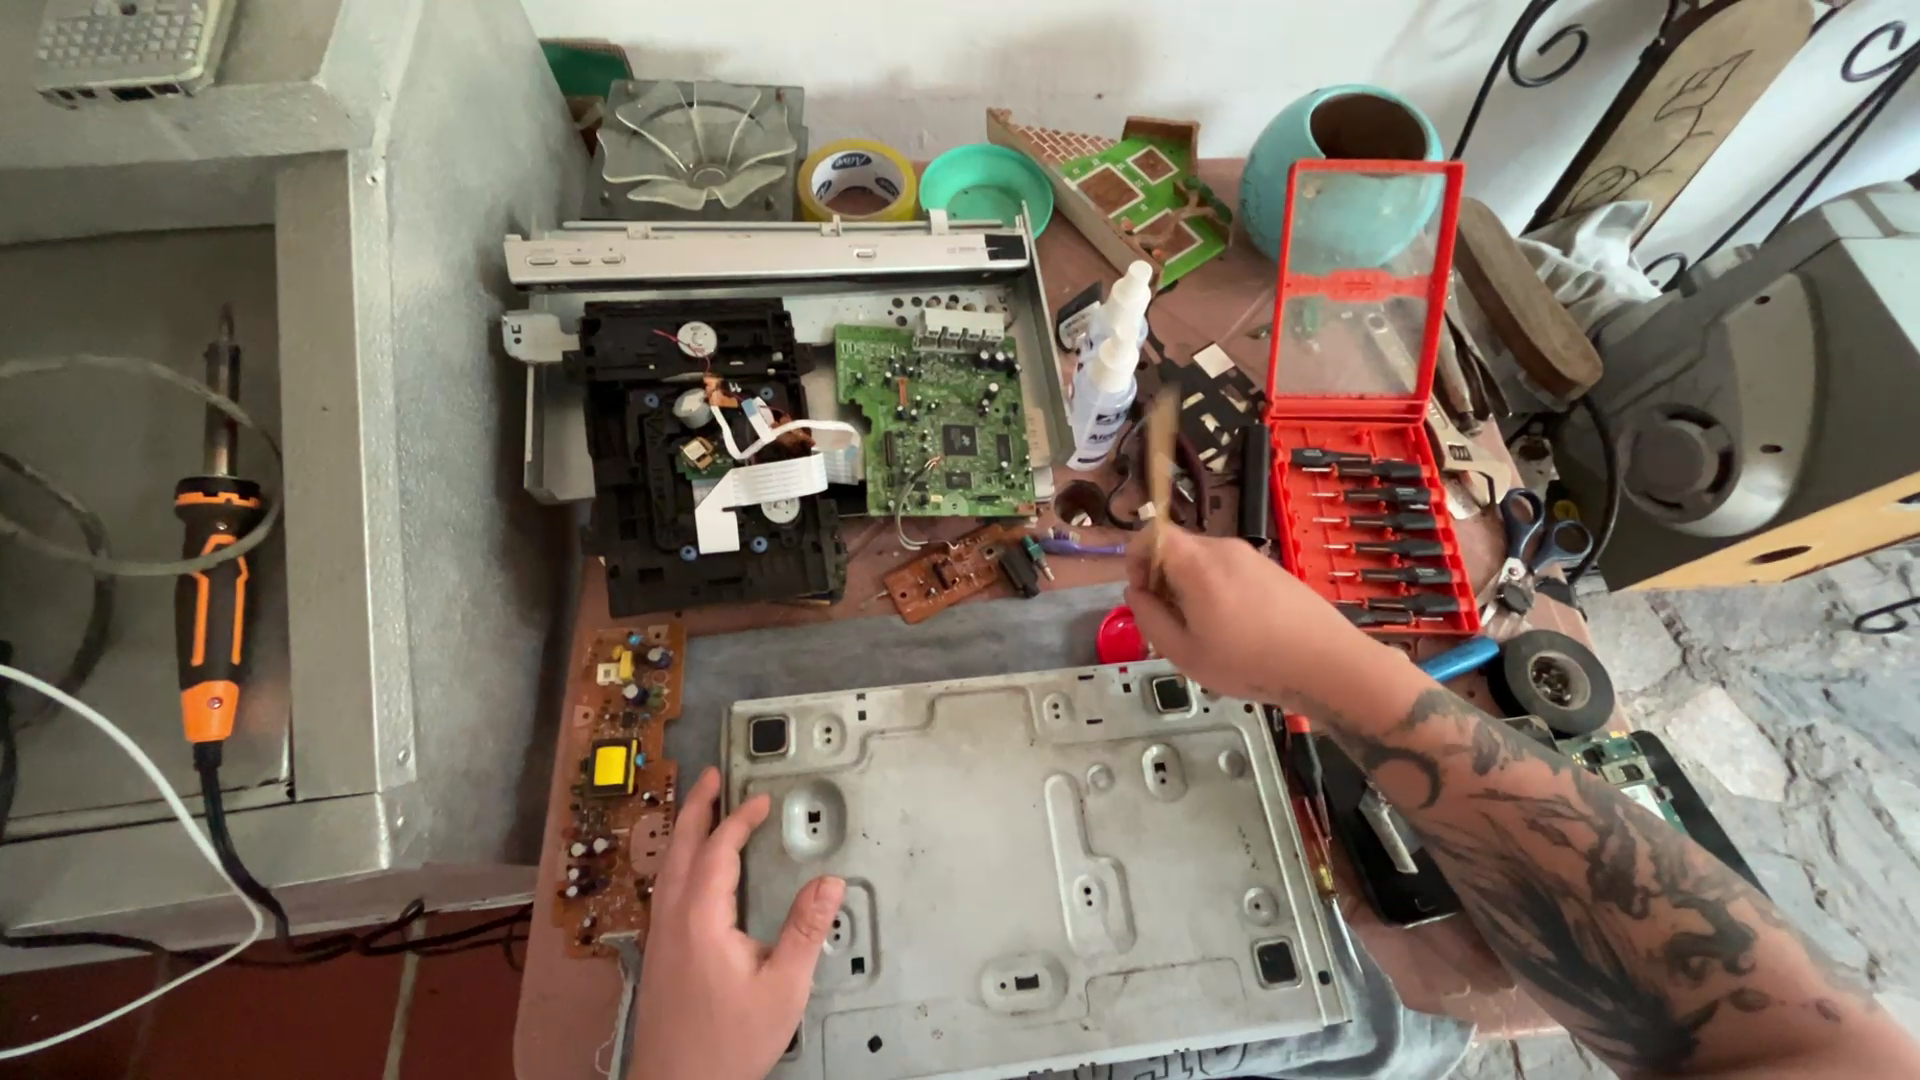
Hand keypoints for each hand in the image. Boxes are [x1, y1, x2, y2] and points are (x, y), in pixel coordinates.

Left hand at [630, 767, 844, 1079]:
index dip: (739, 820)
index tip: (762, 800)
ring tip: (699, 808)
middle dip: (695, 807)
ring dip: (682, 830)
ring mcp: (660, 938)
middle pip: (679, 848)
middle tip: (711, 776)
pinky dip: (677, 859)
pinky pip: (664, 888)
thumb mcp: (783, 988)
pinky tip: (688, 867)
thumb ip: (806, 931)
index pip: (717, 851)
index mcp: (700, 920)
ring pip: (666, 868)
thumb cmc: (728, 1045)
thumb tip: (831, 882)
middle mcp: (672, 921)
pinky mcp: (658, 955)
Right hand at [1124, 527, 1400, 709]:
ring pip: (1201, 560)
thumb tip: (1136, 593)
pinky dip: (1216, 589)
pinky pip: (1228, 569)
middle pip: (1175, 548)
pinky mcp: (1270, 568)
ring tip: (1205, 630)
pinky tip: (1234, 627)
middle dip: (1162, 578)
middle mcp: (1223, 548)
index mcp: (1197, 563)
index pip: (1150, 534)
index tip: (1142, 593)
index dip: (1134, 559)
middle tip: (1171, 621)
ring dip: (1189, 587)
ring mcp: (1250, 555)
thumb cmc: (1249, 662)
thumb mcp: (1183, 652)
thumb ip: (1148, 618)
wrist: (1328, 665)